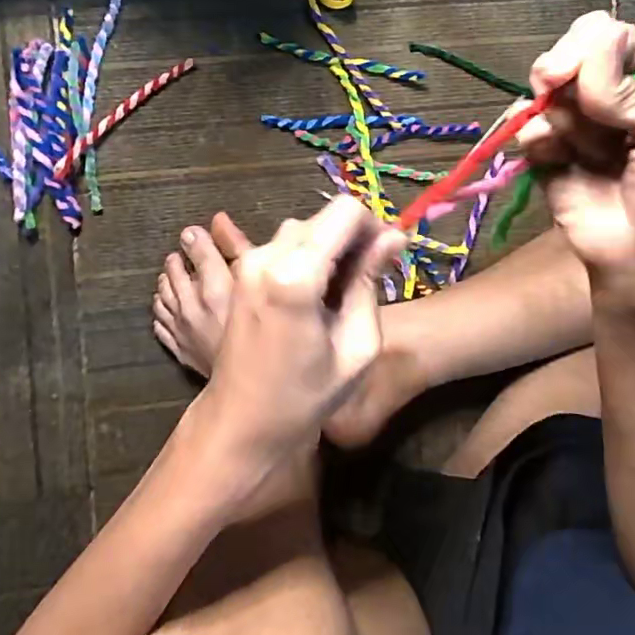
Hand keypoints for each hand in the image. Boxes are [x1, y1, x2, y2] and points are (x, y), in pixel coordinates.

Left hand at [195, 196, 402, 470]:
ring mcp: (248, 261)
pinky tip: (316, 292)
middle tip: (368, 279)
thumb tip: (393, 237)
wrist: (241, 422)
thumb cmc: (305, 396)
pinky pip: (286, 243)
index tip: (384, 258)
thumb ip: (370, 281)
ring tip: (341, 292)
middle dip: (352, 238)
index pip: (345, 212)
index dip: (372, 227)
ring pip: (305, 229)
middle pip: (325, 218)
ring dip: (330, 247)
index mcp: (293, 276)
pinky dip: (309, 255)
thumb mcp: (357, 346)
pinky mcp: (242, 269)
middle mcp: (266, 257)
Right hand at [518, 11, 634, 271]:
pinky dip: (534, 135)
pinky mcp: (549, 152)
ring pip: (545, 87)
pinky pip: (526, 125)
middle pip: (573, 53)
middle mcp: (615, 98)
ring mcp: (579, 125)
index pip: (615, 39)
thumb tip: (580, 50)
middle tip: (553, 85)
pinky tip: (550, 154)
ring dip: (555, 110)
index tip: (574, 70)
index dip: (591, 45)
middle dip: (562, 67)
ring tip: (576, 144)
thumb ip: (632, 86)